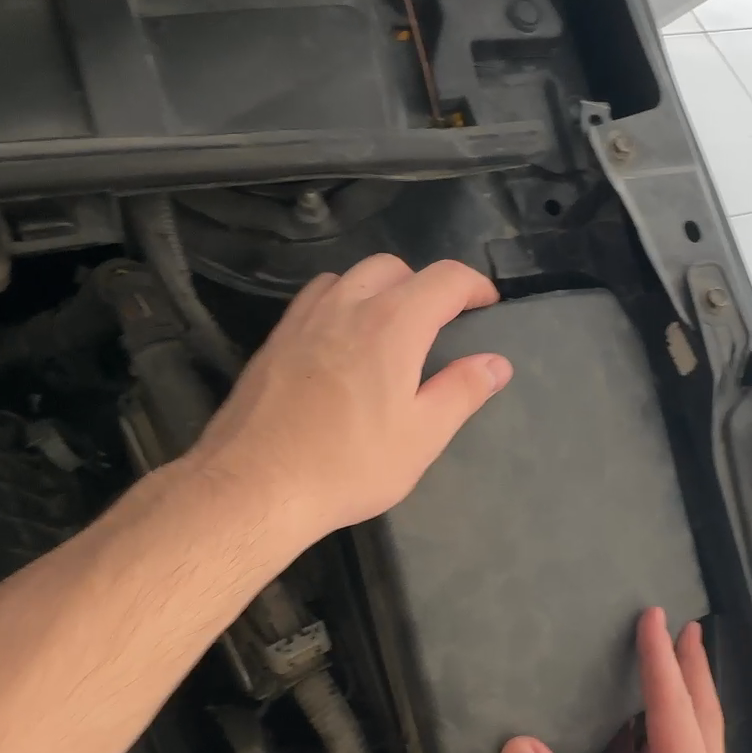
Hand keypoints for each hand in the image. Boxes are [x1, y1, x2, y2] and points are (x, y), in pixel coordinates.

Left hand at [186, 254, 508, 537]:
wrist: (255, 485)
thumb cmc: (349, 464)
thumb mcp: (423, 436)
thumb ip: (463, 391)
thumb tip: (496, 363)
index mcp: (393, 323)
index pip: (445, 279)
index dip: (475, 286)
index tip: (487, 307)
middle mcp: (347, 304)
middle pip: (394, 267)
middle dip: (425, 285)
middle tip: (439, 325)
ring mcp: (304, 318)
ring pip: (349, 277)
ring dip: (379, 290)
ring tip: (390, 330)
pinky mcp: (275, 339)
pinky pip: (316, 300)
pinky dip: (340, 304)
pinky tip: (341, 343)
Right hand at [501, 609, 736, 752]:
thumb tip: (518, 744)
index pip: (675, 716)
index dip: (662, 663)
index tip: (658, 617)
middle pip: (699, 725)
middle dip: (691, 673)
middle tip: (686, 627)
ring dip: (674, 707)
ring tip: (659, 669)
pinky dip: (645, 751)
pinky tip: (624, 745)